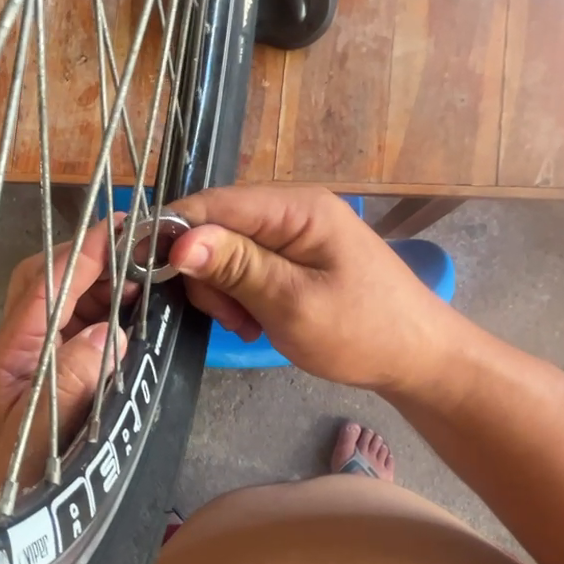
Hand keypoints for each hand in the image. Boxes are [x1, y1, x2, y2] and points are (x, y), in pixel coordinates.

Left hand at [0, 218, 136, 513]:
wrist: (2, 526)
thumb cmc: (14, 485)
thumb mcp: (39, 439)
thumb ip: (69, 385)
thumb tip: (107, 334)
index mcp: (9, 354)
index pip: (42, 290)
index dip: (79, 256)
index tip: (116, 230)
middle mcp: (20, 347)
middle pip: (47, 282)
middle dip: (89, 257)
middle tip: (136, 244)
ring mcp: (37, 358)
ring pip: (65, 300)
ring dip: (101, 281)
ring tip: (142, 273)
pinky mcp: (55, 372)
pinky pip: (78, 328)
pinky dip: (106, 311)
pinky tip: (132, 311)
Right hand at [167, 186, 466, 393]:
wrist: (419, 360)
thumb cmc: (362, 331)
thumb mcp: (293, 302)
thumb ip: (236, 267)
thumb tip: (178, 240)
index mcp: (296, 208)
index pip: (213, 204)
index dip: (173, 232)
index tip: (143, 270)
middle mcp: (290, 210)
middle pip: (214, 227)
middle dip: (204, 272)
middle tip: (226, 319)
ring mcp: (291, 233)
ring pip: (223, 250)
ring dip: (221, 290)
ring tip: (244, 326)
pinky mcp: (291, 257)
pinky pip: (243, 266)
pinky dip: (237, 296)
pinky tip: (252, 323)